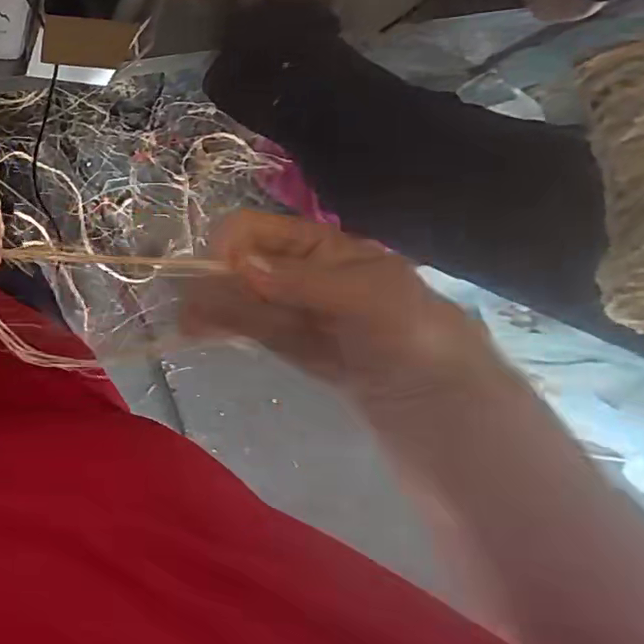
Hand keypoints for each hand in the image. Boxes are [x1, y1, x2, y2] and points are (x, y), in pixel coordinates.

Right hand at [179, 211, 510, 406]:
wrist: (451, 413)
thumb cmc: (418, 339)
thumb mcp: (372, 300)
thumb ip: (305, 282)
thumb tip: (241, 267)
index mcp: (321, 248)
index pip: (259, 230)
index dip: (233, 245)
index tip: (225, 273)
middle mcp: (300, 273)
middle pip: (239, 264)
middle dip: (214, 280)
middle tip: (194, 307)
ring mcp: (290, 310)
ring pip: (236, 297)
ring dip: (210, 304)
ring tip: (192, 325)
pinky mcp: (286, 343)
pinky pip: (244, 325)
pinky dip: (219, 324)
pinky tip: (200, 330)